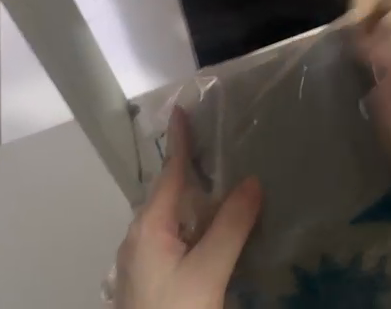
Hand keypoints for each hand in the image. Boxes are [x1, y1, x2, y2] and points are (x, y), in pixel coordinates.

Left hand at [113, 108, 262, 308]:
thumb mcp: (208, 272)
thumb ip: (230, 227)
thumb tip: (252, 181)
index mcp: (148, 227)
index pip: (170, 172)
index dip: (180, 140)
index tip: (182, 108)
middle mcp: (138, 238)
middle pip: (168, 195)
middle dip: (191, 172)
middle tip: (217, 148)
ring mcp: (139, 263)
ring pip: (170, 220)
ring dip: (193, 203)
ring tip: (220, 188)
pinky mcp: (147, 283)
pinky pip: (171, 241)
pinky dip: (191, 228)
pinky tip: (208, 235)